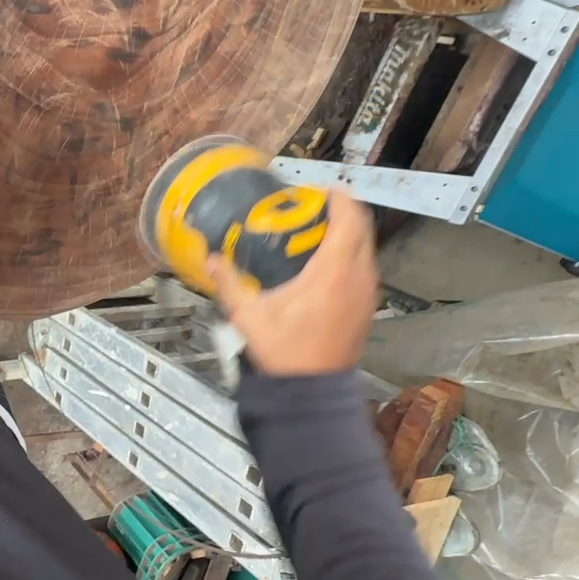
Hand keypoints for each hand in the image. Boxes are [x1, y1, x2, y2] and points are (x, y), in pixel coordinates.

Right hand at [208, 190, 378, 376]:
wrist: (313, 390)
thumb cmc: (284, 351)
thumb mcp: (248, 317)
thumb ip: (229, 284)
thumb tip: (210, 259)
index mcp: (332, 272)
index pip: (349, 220)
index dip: (339, 198)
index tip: (320, 189)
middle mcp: (358, 276)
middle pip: (362, 228)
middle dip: (343, 211)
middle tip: (313, 207)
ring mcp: (368, 292)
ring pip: (366, 248)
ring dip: (349, 233)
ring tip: (318, 231)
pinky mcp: (368, 305)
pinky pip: (365, 266)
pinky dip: (351, 253)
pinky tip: (326, 264)